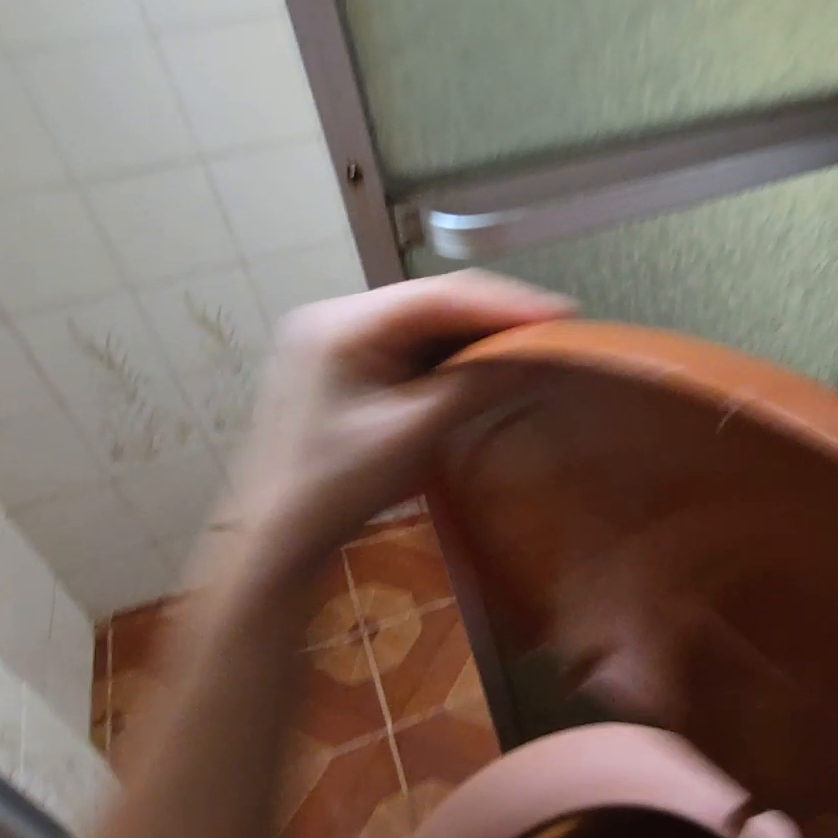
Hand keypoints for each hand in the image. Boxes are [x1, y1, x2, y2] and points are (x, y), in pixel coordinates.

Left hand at [217, 270, 573, 575]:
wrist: (274, 540)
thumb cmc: (336, 487)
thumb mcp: (413, 433)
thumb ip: (476, 386)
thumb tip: (540, 357)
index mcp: (339, 323)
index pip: (438, 297)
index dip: (506, 303)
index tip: (564, 314)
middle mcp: (333, 317)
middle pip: (430, 303)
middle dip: (493, 317)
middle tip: (555, 331)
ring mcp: (334, 342)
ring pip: (422, 325)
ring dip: (474, 336)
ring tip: (531, 345)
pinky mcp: (341, 367)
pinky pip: (407, 349)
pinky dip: (449, 357)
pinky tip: (485, 365)